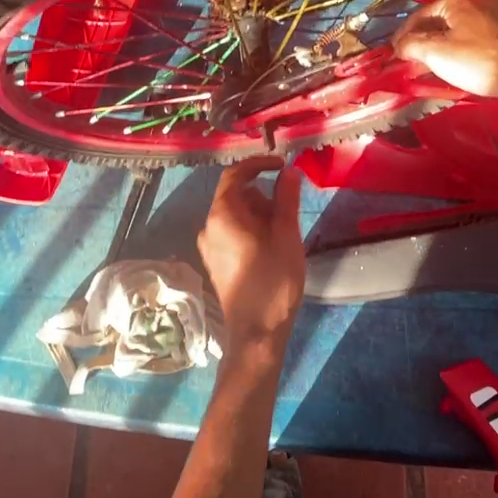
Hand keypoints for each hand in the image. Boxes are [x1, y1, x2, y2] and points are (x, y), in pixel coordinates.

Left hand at [198, 156, 305, 357]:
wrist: (257, 334)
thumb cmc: (273, 281)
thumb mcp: (286, 234)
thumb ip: (286, 198)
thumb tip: (289, 170)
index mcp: (222, 215)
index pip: (235, 174)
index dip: (259, 164)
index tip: (282, 165)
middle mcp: (208, 226)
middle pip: (236, 195)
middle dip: (264, 195)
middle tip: (288, 213)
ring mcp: (209, 246)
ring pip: (236, 214)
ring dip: (260, 214)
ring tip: (283, 235)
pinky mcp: (215, 262)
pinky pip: (232, 232)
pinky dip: (252, 230)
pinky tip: (271, 248)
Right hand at [393, 0, 497, 99]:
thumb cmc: (482, 62)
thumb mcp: (439, 55)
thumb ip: (413, 46)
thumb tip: (400, 45)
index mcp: (455, 0)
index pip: (418, 16)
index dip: (403, 36)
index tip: (394, 54)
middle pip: (440, 18)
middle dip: (424, 39)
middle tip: (413, 60)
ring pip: (460, 25)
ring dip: (445, 42)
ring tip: (437, 62)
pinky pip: (478, 31)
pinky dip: (465, 43)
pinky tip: (465, 59)